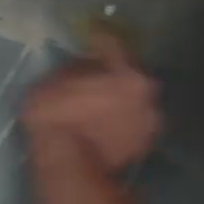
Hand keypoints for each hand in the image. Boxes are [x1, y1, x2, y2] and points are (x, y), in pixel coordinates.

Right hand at [21, 32, 159, 173]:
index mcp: (129, 72)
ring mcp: (150, 123)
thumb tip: (84, 63)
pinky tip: (100, 125)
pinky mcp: (144, 147)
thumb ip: (75, 67)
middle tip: (95, 76)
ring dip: (118, 102)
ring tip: (97, 104)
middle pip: (130, 77)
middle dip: (113, 76)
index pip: (114, 47)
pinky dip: (118, 122)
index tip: (90, 39)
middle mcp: (149, 94)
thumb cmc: (57, 115)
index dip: (99, 42)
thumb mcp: (53, 79)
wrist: (69, 164)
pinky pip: (129, 125)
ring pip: (132, 103)